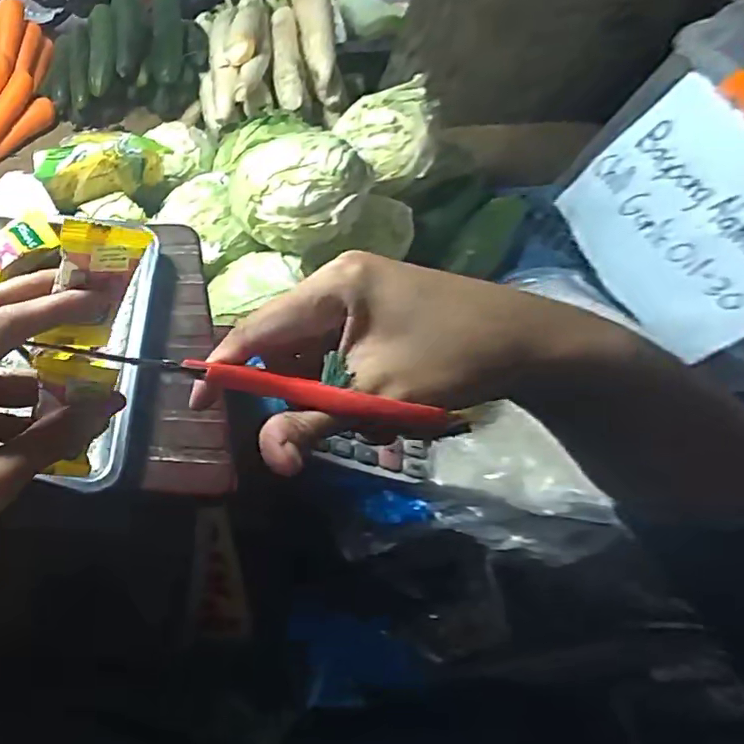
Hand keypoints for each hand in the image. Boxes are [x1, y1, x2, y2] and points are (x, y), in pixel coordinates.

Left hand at [0, 272, 124, 606]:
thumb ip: (56, 436)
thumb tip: (112, 402)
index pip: (5, 324)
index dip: (54, 306)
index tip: (98, 297)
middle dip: (36, 293)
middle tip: (84, 283)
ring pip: (1, 353)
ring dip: (42, 352)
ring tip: (90, 350)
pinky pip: (2, 389)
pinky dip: (34, 394)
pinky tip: (67, 409)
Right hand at [190, 252, 644, 474]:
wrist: (544, 344)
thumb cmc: (457, 358)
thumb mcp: (378, 396)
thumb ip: (313, 423)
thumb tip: (270, 461)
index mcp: (332, 286)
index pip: (255, 329)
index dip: (222, 368)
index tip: (199, 404)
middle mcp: (336, 281)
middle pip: (280, 341)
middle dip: (288, 388)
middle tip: (303, 423)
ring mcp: (356, 294)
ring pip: (307, 351)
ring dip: (321, 392)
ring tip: (362, 417)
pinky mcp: (373, 310)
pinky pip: (333, 351)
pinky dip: (342, 384)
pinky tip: (375, 405)